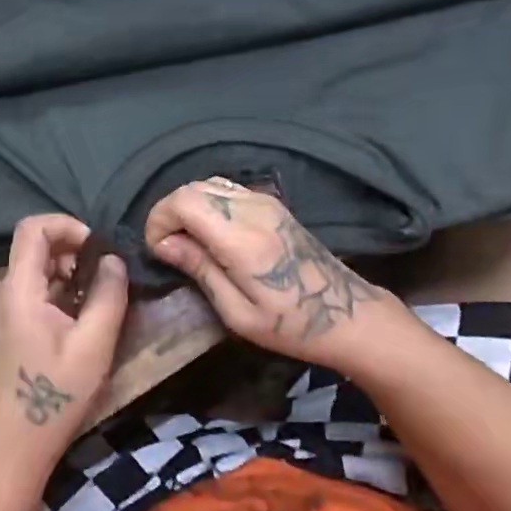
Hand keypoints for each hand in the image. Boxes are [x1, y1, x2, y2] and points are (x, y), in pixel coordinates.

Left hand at [0, 215, 129, 485]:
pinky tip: (72, 326)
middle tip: (103, 281)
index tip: (97, 248)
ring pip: (31, 274)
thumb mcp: (94, 346)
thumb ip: (108, 296)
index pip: (32, 227)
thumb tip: (114, 260)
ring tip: (93, 307)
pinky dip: (52, 296)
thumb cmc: (54, 397)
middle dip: (71, 254)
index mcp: (16, 289)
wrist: (9, 449)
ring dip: (64, 277)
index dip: (66, 224)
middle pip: (32, 250)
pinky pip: (26, 296)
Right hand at [144, 177, 410, 368]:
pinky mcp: (272, 204)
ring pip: (206, 184)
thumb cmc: (292, 326)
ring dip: (186, 208)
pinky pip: (224, 189)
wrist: (351, 317)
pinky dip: (205, 204)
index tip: (159, 251)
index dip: (159, 221)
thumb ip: (200, 269)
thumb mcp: (237, 313)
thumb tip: (163, 243)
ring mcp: (265, 202)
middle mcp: (253, 209)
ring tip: (187, 242)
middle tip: (169, 248)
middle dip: (168, 214)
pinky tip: (209, 233)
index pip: (183, 201)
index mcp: (243, 239)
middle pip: (191, 188)